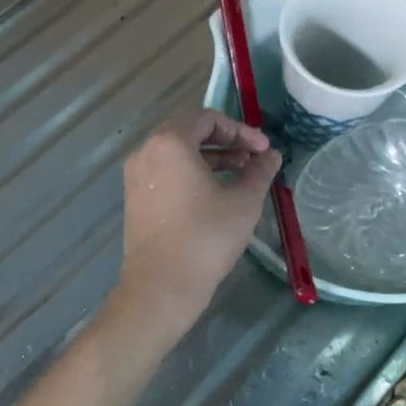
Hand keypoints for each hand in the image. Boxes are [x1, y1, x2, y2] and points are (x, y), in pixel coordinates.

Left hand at [110, 109, 281, 344]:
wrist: (160, 287)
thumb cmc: (205, 238)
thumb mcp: (243, 202)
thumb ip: (259, 171)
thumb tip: (271, 156)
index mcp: (169, 142)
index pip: (207, 118)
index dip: (240, 130)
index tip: (263, 150)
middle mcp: (146, 151)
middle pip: (188, 131)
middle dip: (225, 140)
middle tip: (253, 157)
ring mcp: (136, 175)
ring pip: (176, 152)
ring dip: (209, 156)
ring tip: (240, 173)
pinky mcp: (135, 197)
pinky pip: (165, 171)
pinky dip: (190, 172)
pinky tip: (215, 191)